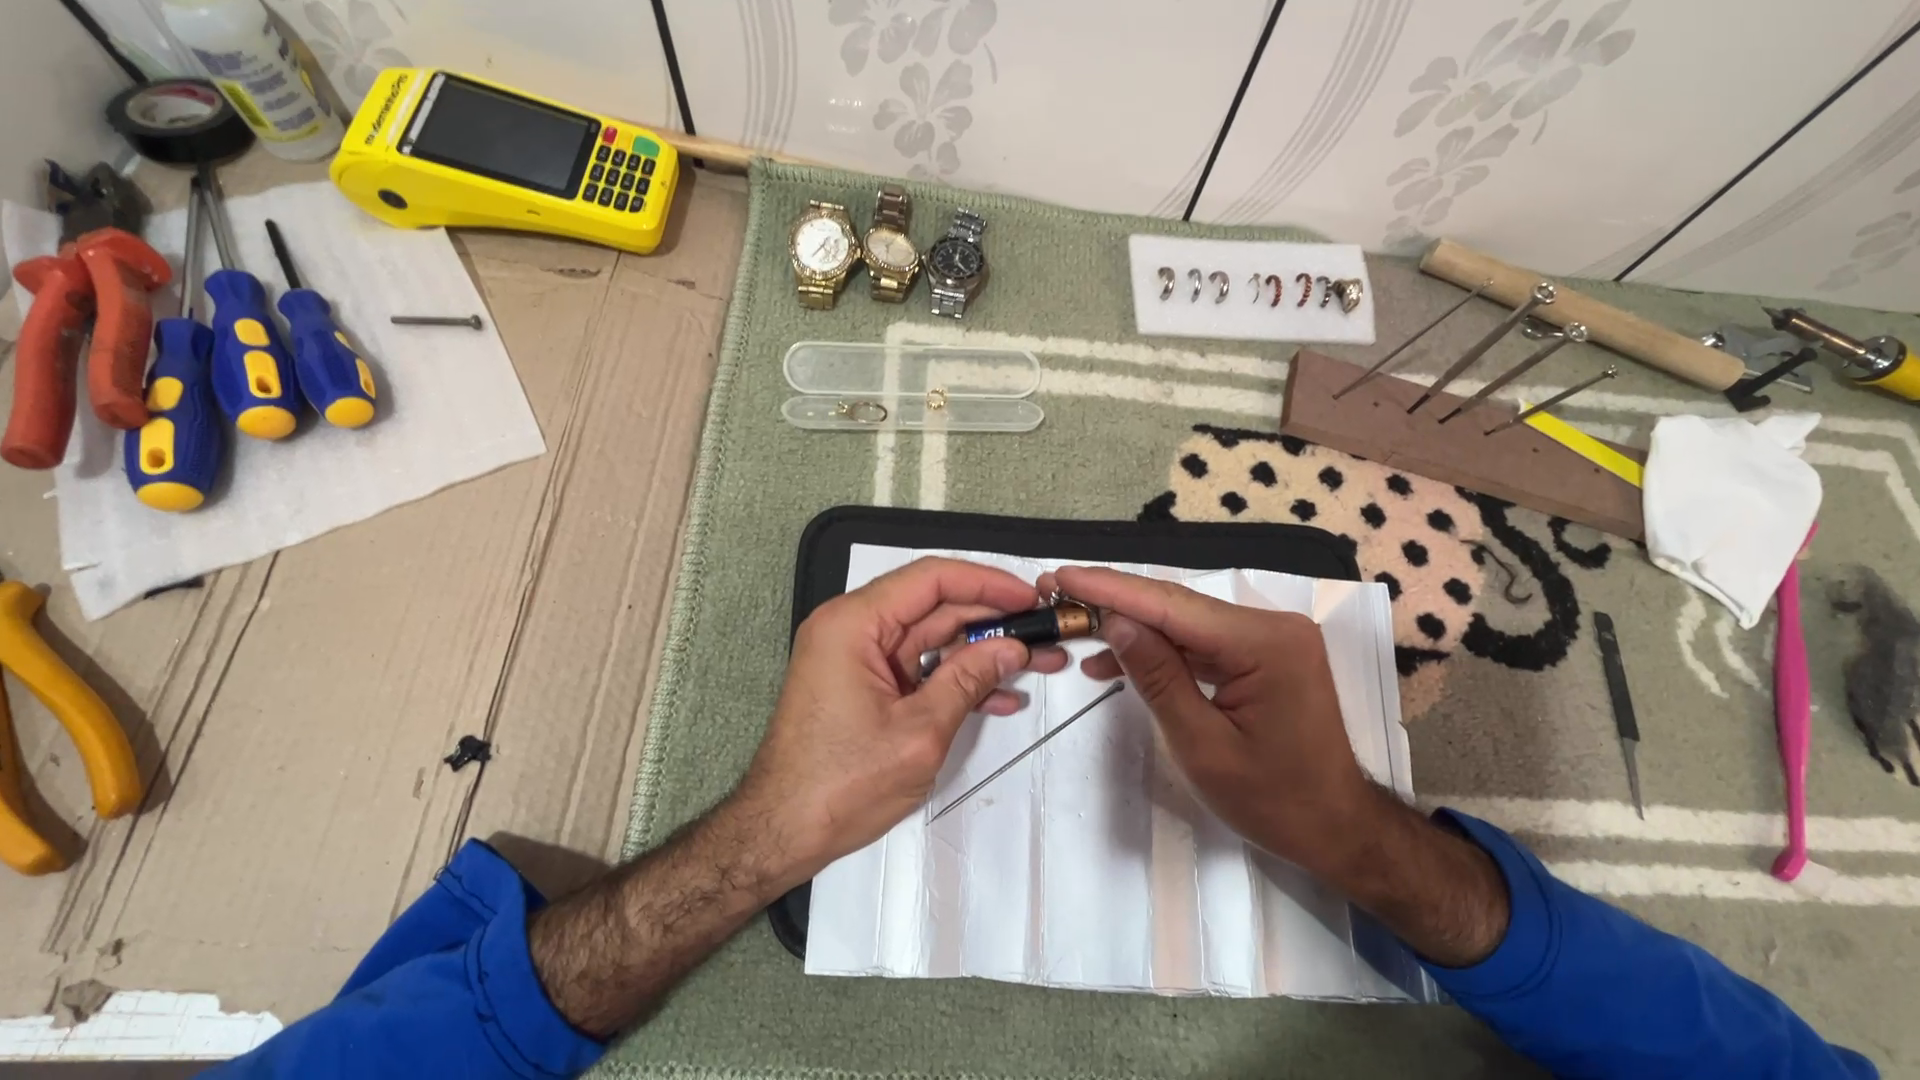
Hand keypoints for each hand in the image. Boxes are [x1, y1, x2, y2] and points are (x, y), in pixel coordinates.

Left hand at [733, 557, 1068, 883]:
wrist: (783, 832)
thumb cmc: (838, 785)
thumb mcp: (919, 732)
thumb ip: (968, 680)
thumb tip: (1012, 648)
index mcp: (853, 624)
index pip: (931, 579)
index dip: (986, 583)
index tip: (1029, 597)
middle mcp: (852, 629)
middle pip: (935, 606)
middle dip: (993, 621)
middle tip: (1044, 634)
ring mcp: (859, 658)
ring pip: (933, 637)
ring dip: (982, 652)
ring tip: (1038, 664)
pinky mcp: (867, 685)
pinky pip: (920, 668)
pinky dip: (957, 679)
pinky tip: (1000, 696)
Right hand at [1040, 565, 1373, 879]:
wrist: (1337, 828)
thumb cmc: (1273, 800)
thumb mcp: (1201, 745)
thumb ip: (1157, 677)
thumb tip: (1114, 622)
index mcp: (1264, 644)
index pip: (1171, 605)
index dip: (1110, 589)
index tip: (1061, 575)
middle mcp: (1271, 626)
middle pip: (1177, 606)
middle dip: (1114, 601)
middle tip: (1057, 592)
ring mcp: (1270, 638)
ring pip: (1185, 622)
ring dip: (1132, 626)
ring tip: (1076, 627)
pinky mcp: (1264, 654)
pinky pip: (1201, 642)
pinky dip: (1160, 650)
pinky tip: (1116, 659)